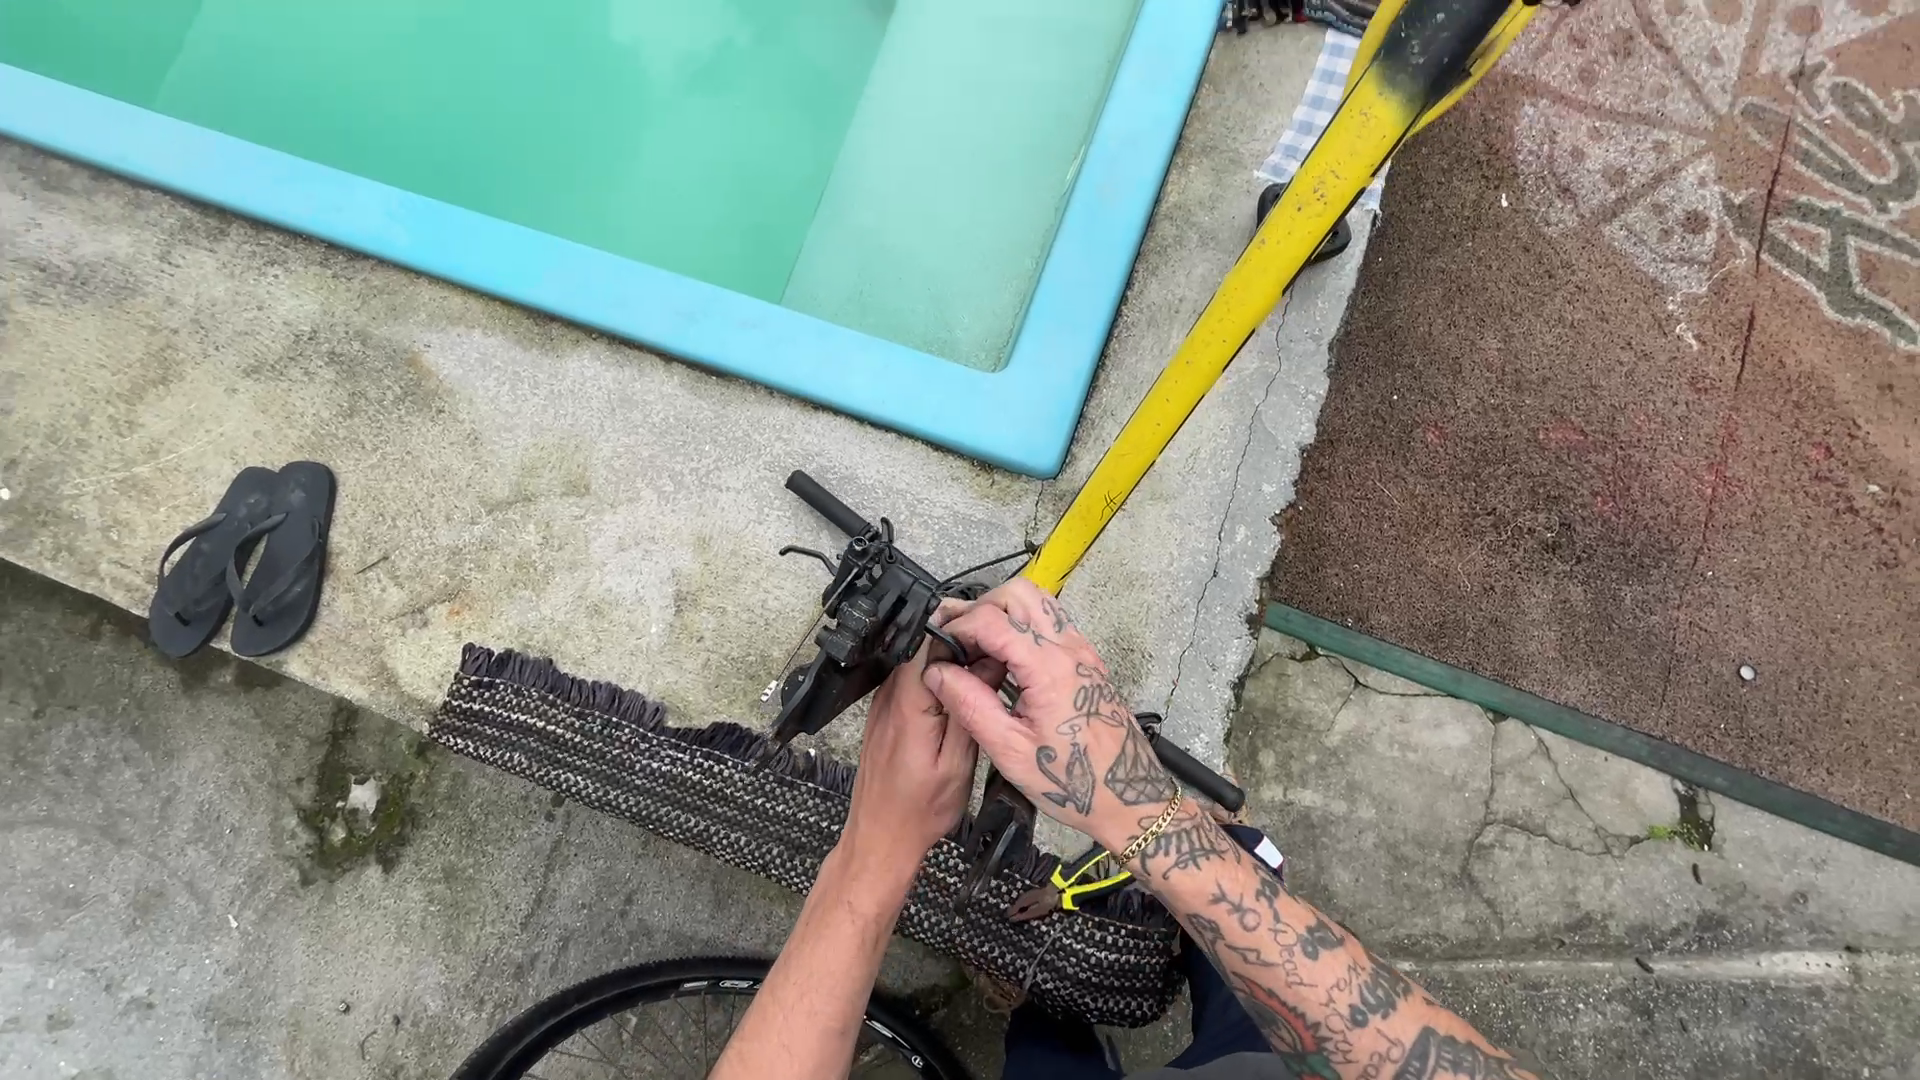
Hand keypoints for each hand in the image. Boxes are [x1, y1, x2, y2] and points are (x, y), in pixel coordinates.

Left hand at [841, 641, 981, 873]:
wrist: (880, 838)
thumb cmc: (919, 811)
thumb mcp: (958, 765)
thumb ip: (970, 710)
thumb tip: (988, 664)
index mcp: (907, 703)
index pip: (931, 642)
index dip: (964, 634)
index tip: (991, 639)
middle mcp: (888, 695)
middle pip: (925, 648)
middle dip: (960, 647)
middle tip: (993, 659)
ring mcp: (882, 702)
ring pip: (919, 663)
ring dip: (949, 665)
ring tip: (980, 677)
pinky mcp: (884, 712)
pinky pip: (911, 682)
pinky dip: (935, 683)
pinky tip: (956, 700)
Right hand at [921, 579, 1179, 854]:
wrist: (1127, 795)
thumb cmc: (1074, 781)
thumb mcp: (1010, 751)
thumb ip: (970, 705)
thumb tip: (938, 673)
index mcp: (1049, 669)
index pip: (991, 620)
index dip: (957, 627)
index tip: (939, 645)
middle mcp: (1069, 648)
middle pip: (1017, 592)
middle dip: (980, 607)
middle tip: (958, 638)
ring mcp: (1081, 649)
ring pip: (1037, 598)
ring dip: (1002, 610)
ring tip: (979, 645)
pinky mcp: (1085, 657)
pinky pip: (1050, 619)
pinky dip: (1021, 623)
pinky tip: (1005, 658)